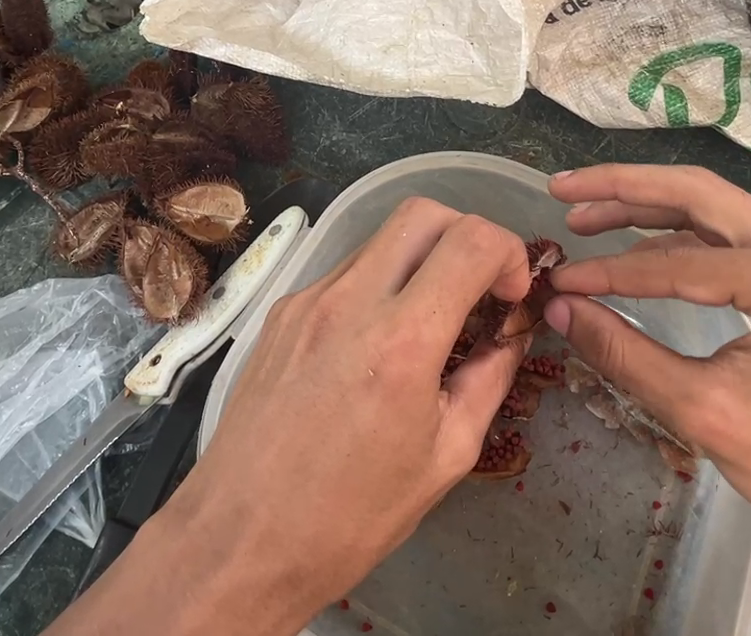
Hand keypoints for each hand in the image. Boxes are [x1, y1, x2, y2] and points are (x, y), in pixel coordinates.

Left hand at [50, 198, 529, 635]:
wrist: (241, 538)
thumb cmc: (352, 516)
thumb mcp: (446, 456)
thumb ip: (488, 378)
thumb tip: (509, 332)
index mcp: (402, 342)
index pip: (470, 240)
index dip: (508, 253)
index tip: (509, 296)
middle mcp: (350, 301)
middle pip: (422, 211)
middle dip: (465, 235)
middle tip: (477, 289)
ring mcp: (308, 299)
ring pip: (380, 237)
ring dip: (420, 259)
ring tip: (428, 318)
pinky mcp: (281, 310)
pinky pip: (345, 271)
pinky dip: (378, 284)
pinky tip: (377, 339)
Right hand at [543, 164, 750, 635]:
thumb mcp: (704, 413)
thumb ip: (624, 355)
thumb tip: (558, 309)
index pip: (677, 261)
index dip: (608, 272)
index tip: (556, 281)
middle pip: (695, 192)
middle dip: (622, 188)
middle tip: (561, 188)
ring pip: (708, 207)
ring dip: (643, 206)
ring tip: (583, 214)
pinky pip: (722, 236)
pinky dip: (672, 236)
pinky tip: (632, 246)